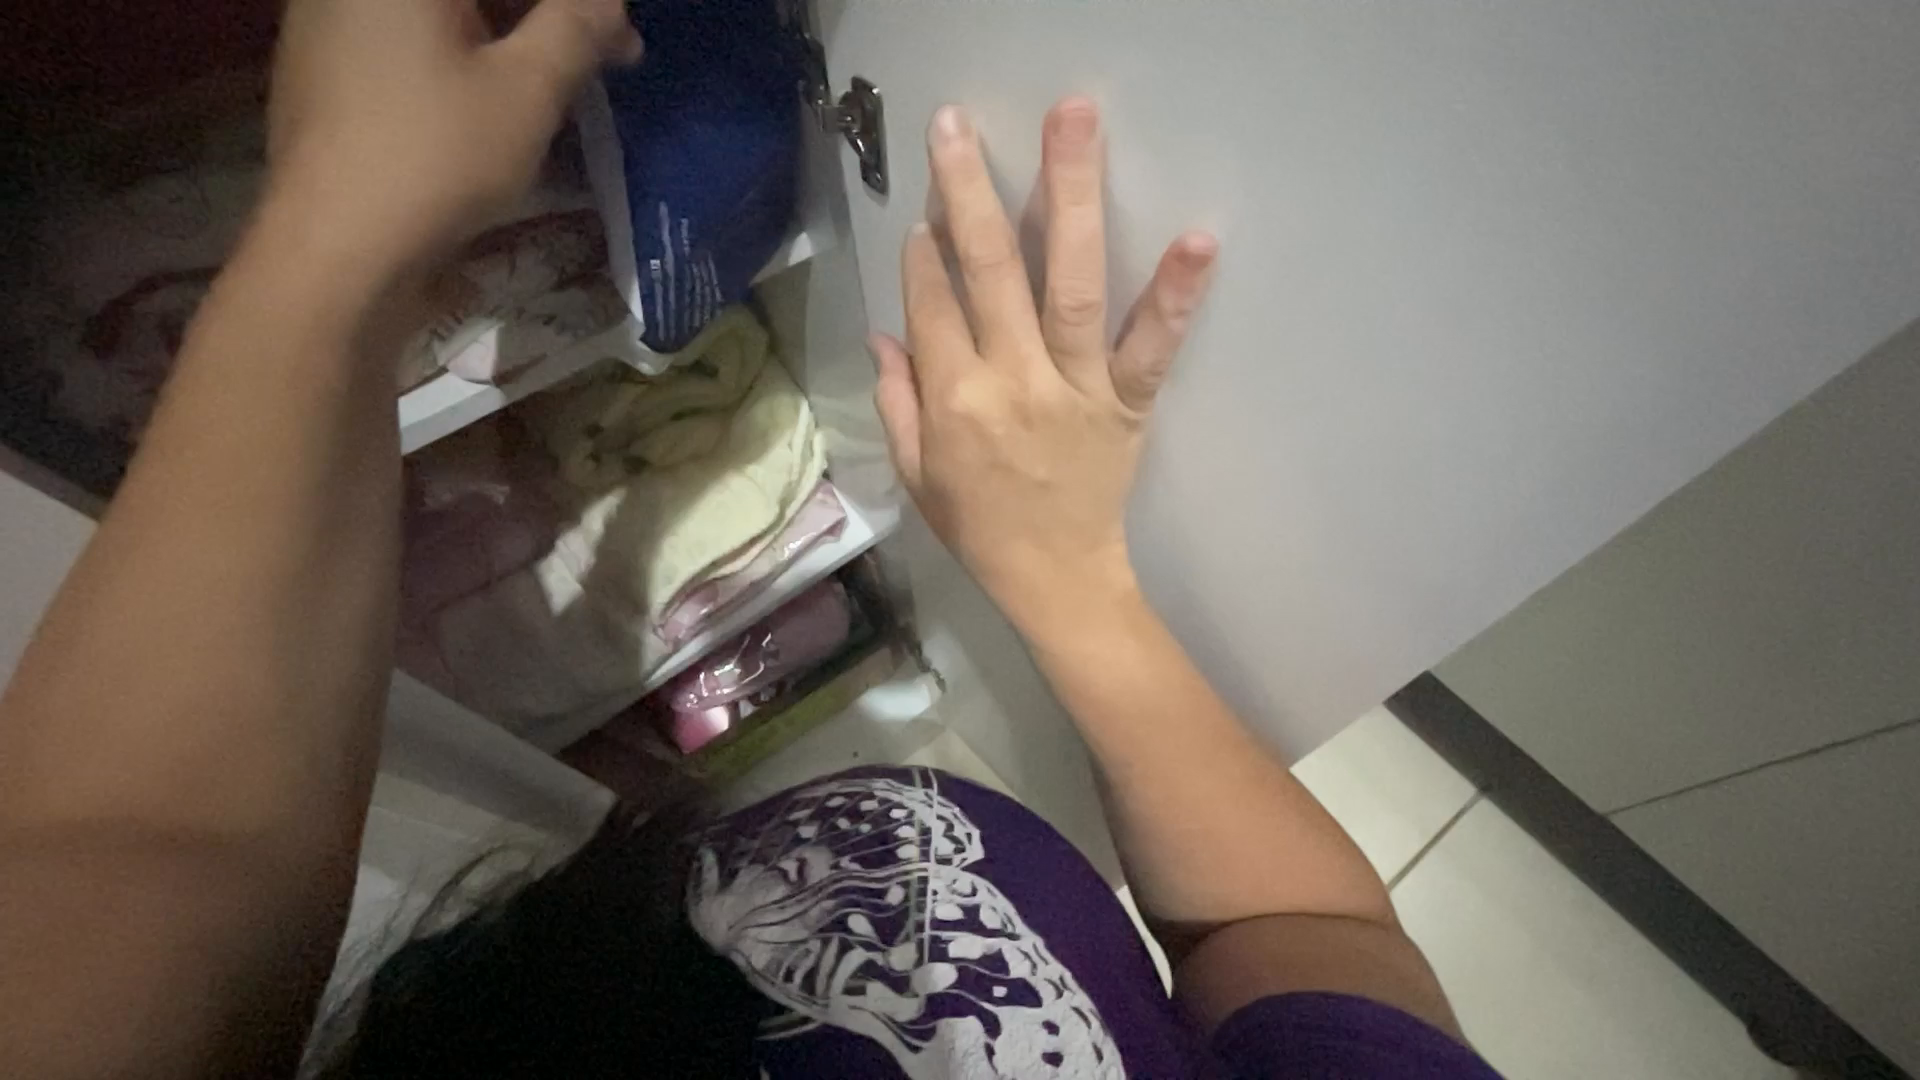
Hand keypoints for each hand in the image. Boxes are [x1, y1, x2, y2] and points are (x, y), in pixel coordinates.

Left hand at [264, 0, 642, 278]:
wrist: (341, 241)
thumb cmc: (439, 157)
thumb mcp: (526, 94)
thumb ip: (573, 31)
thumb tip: (611, 1)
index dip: (576, 6)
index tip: (621, 35)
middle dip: (548, 17)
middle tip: (605, 57)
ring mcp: (333, 15)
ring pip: (446, 16)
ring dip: (513, 37)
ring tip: (561, 84)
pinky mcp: (329, 63)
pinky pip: (416, 40)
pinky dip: (469, 56)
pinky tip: (498, 102)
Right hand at [872, 99, 1217, 634]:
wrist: (1053, 577)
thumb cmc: (980, 529)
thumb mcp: (917, 475)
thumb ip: (897, 402)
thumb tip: (885, 333)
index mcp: (953, 403)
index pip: (932, 305)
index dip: (924, 254)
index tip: (925, 210)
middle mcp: (1011, 382)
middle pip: (988, 272)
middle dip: (967, 191)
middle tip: (957, 123)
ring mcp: (1075, 388)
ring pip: (1069, 284)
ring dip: (1069, 197)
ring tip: (1073, 119)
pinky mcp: (1127, 404)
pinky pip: (1151, 348)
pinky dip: (1175, 296)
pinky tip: (1198, 239)